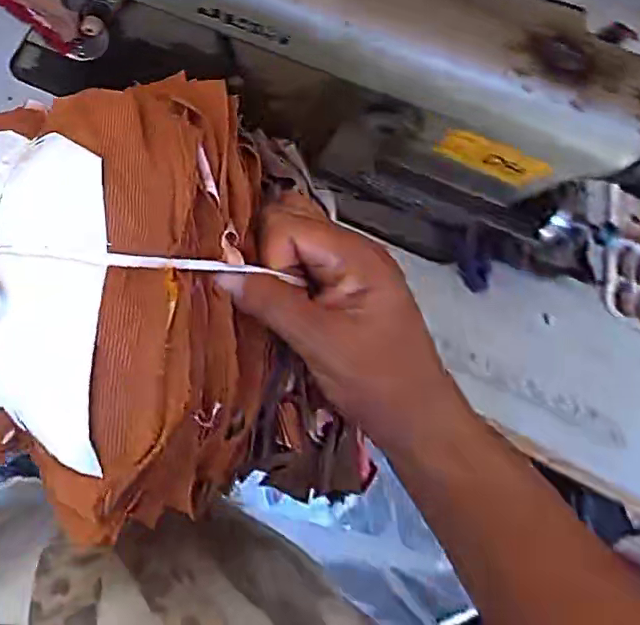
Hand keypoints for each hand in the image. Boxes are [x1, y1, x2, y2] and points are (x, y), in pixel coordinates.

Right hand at [215, 206, 471, 450]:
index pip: (285, 224)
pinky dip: (278, 271)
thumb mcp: (318, 343)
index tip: (270, 295)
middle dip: (261, 247)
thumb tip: (219, 273)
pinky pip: (295, 256)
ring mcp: (346, 263)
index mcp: (354, 255)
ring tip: (271, 295)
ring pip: (287, 233)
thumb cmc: (379, 383)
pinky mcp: (338, 282)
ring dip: (268, 259)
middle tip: (263, 289)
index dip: (266, 255)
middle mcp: (350, 248)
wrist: (420, 424)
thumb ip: (268, 302)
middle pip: (286, 215)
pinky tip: (279, 300)